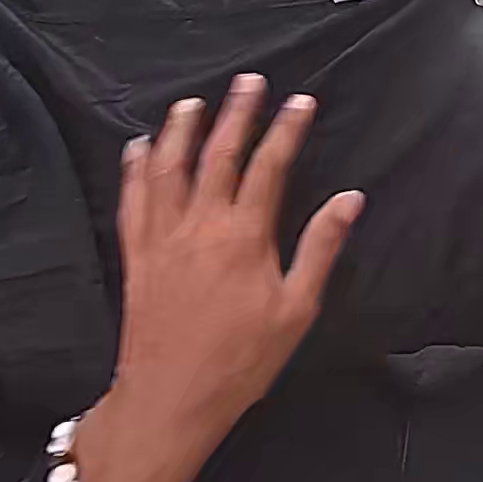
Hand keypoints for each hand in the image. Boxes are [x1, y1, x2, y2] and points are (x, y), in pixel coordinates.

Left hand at [56, 74, 363, 481]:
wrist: (169, 401)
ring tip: (192, 102)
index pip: (270, 167)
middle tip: (248, 80)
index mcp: (244, 236)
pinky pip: (132, 201)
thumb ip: (321, 248)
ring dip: (180, 130)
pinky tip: (136, 148)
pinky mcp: (137, 255)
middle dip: (236, 113)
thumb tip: (350, 198)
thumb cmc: (241, 360)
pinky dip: (134, 170)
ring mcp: (162, 237)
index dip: (287, 129)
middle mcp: (200, 224)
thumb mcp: (296, 309)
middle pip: (218, 154)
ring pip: (168, 168)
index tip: (300, 101)